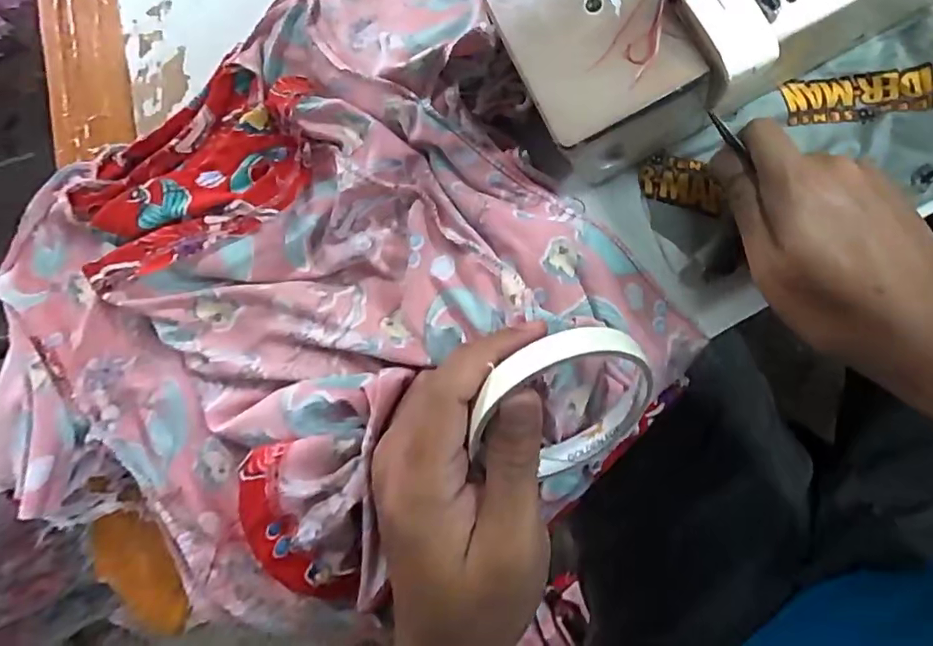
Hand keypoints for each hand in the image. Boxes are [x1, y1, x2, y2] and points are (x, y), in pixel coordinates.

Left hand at [373, 324, 549, 645]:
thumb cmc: (485, 600)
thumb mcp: (513, 536)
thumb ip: (515, 458)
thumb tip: (524, 388)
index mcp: (417, 474)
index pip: (449, 385)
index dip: (494, 348)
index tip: (540, 334)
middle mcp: (392, 458)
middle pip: (438, 379)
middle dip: (491, 351)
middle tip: (541, 344)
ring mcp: (391, 461)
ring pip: (433, 387)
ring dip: (480, 364)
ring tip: (528, 358)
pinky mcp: (402, 465)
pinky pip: (433, 405)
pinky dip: (468, 385)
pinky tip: (499, 388)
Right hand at [708, 120, 932, 377]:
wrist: (926, 325)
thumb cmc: (833, 305)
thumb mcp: (770, 266)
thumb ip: (744, 205)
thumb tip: (724, 159)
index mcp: (796, 176)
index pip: (758, 128)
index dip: (743, 151)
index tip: (743, 191)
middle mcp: (833, 162)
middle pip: (790, 159)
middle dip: (779, 189)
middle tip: (787, 243)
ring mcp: (869, 174)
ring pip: (822, 176)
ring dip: (814, 201)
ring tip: (828, 251)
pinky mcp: (894, 191)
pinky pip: (851, 187)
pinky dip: (843, 207)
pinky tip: (859, 248)